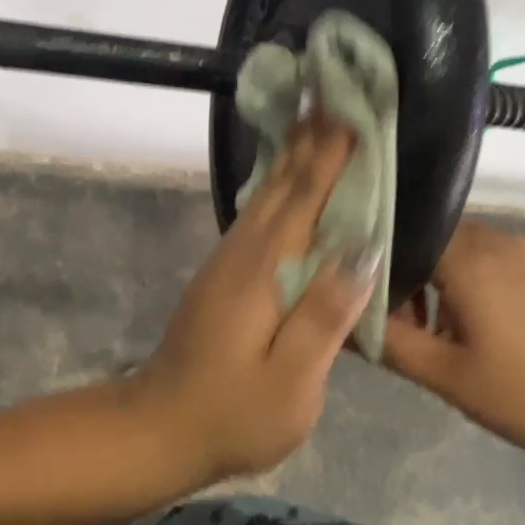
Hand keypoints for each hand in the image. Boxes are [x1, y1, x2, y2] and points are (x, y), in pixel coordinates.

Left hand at [132, 112, 380, 481]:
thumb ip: (323, 316)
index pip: (301, 203)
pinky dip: (277, 190)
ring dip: (290, 159)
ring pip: (265, 198)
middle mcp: (241, 254)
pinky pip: (258, 217)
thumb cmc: (233, 412)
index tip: (347, 116)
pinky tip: (285, 185)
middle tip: (328, 98)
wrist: (162, 426)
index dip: (326, 160)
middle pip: (279, 188)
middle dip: (306, 143)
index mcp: (261, 273)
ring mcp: (228, 262)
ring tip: (311, 125)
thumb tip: (362, 251)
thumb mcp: (290, 381)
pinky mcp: (224, 276)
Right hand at [378, 221, 524, 474]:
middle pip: (432, 236)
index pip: (403, 229)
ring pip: (464, 245)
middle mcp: (499, 238)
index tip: (362, 286)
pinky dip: (475, 277)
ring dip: (442, 274)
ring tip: (438, 326)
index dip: (378, 255)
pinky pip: (496, 255)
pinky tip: (480, 324)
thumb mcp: (444, 375)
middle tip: (400, 315)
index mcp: (469, 257)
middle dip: (409, 268)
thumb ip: (385, 340)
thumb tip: (338, 317)